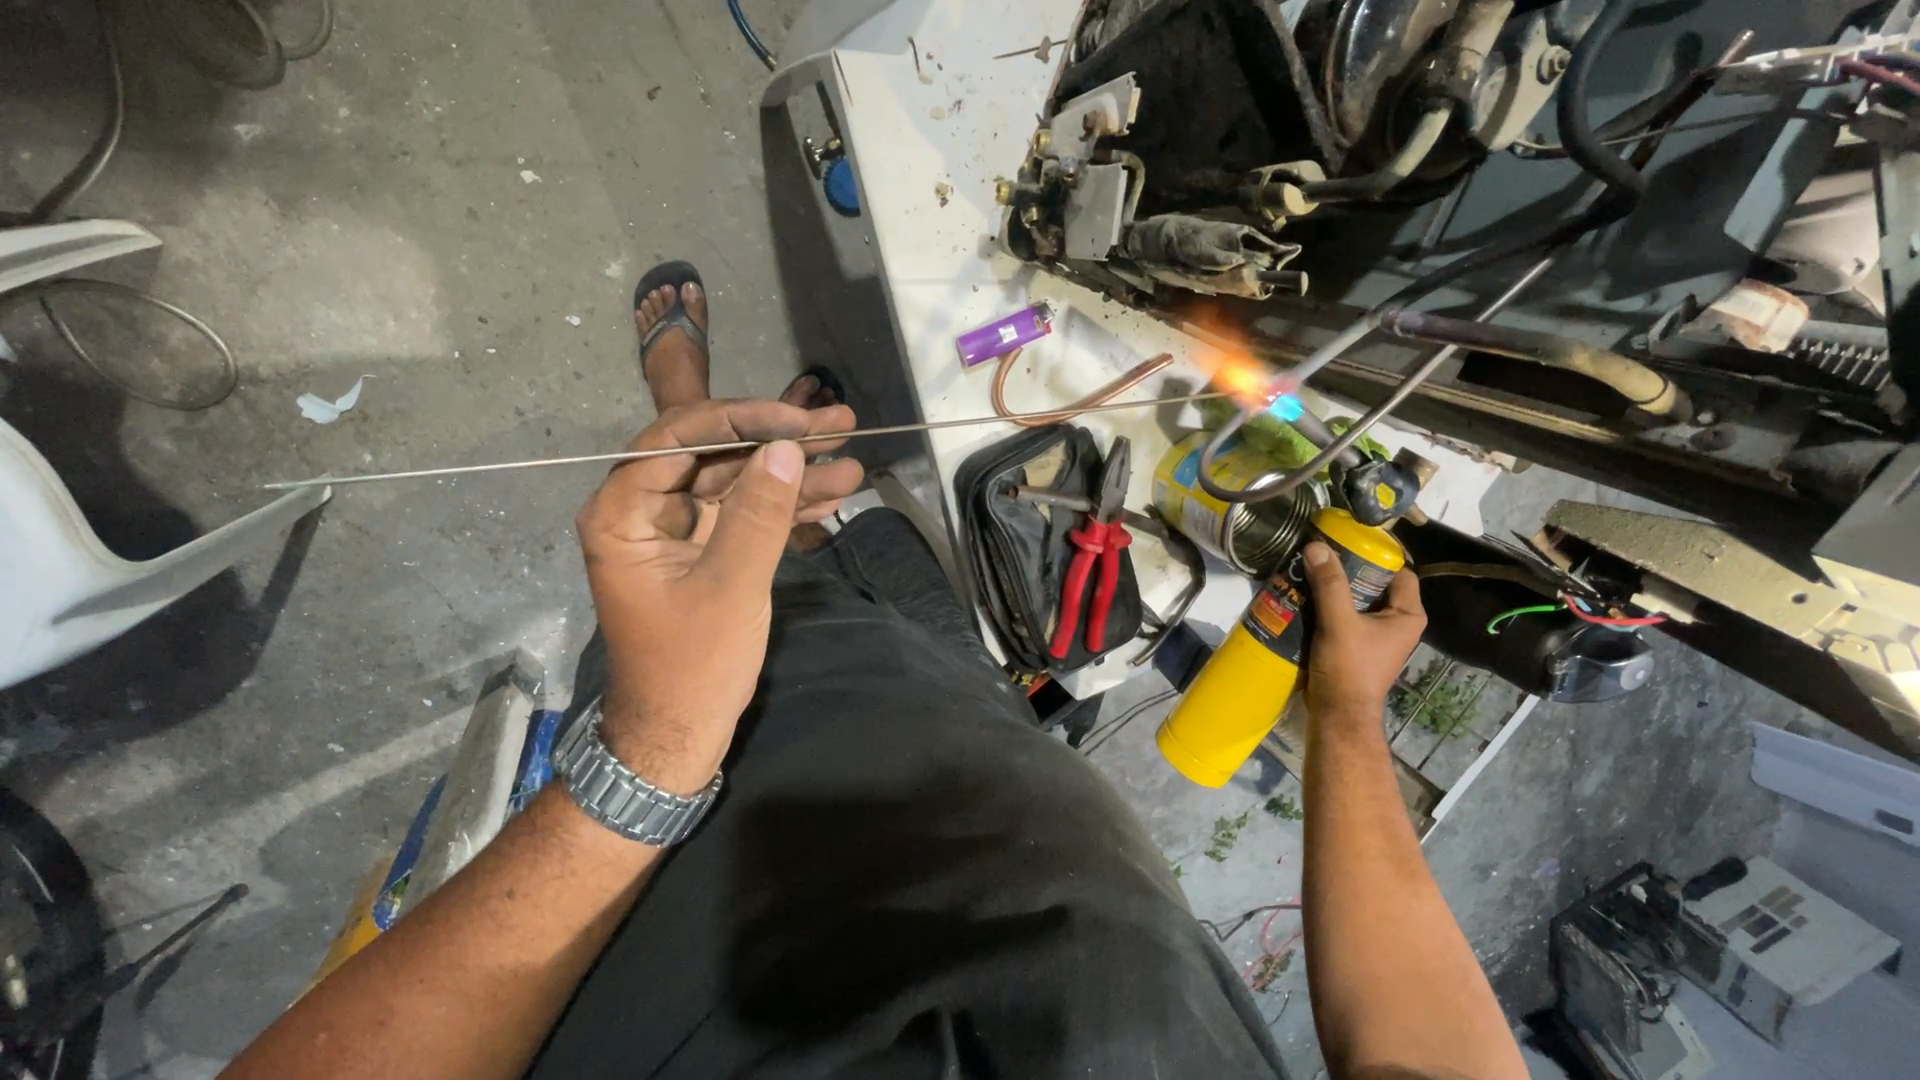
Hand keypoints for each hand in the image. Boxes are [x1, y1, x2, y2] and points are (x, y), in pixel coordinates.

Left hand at [574, 400, 863, 791]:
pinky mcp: (707, 550)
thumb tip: (787, 448)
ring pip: (739, 481)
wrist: (680, 732)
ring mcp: (679, 530)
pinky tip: (835, 495)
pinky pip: (748, 514)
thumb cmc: (692, 666)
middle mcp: (646, 510)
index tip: (797, 421)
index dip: (741, 420)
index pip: (677, 438)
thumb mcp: (729, 589)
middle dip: (780, 441)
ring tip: (854, 457)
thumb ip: (758, 515)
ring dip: (795, 473)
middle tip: (840, 424)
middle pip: (715, 453)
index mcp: (623, 512)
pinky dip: (789, 507)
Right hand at [1299, 541, 1425, 723]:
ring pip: (1356, 600)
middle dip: (1347, 569)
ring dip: (1333, 587)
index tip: (1348, 540)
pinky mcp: (1355, 645)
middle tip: (1321, 554)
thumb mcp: (1339, 622)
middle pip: (1374, 583)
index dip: (1377, 555)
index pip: (1399, 571)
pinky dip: (1326, 605)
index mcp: (1407, 614)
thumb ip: (1329, 584)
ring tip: (1308, 571)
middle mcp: (1396, 622)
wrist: (1337, 714)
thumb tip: (1316, 545)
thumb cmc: (1349, 668)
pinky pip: (1343, 615)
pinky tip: (1304, 596)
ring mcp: (1375, 636)